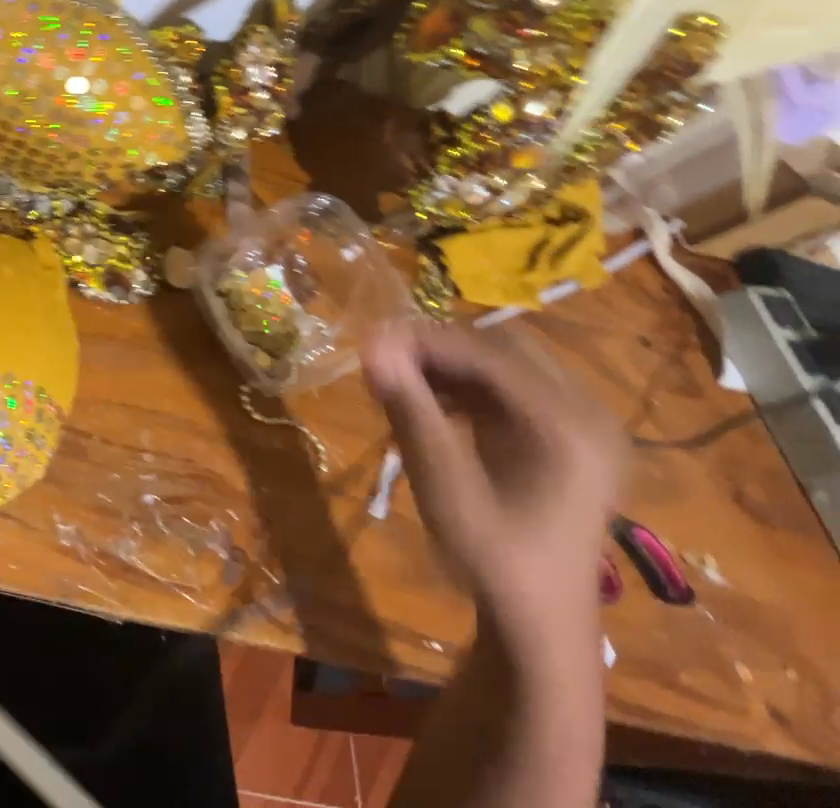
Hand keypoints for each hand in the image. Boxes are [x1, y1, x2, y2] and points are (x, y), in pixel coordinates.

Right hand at [362, 324, 620, 632]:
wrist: (539, 618)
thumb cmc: (490, 554)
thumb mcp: (442, 482)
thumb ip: (411, 410)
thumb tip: (371, 345)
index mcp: (568, 424)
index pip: (490, 354)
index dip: (426, 340)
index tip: (368, 339)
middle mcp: (589, 414)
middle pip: (507, 350)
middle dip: (441, 348)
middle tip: (383, 360)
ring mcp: (586, 427)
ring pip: (511, 367)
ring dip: (454, 367)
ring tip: (401, 382)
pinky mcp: (572, 441)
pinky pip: (517, 392)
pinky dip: (471, 389)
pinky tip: (435, 407)